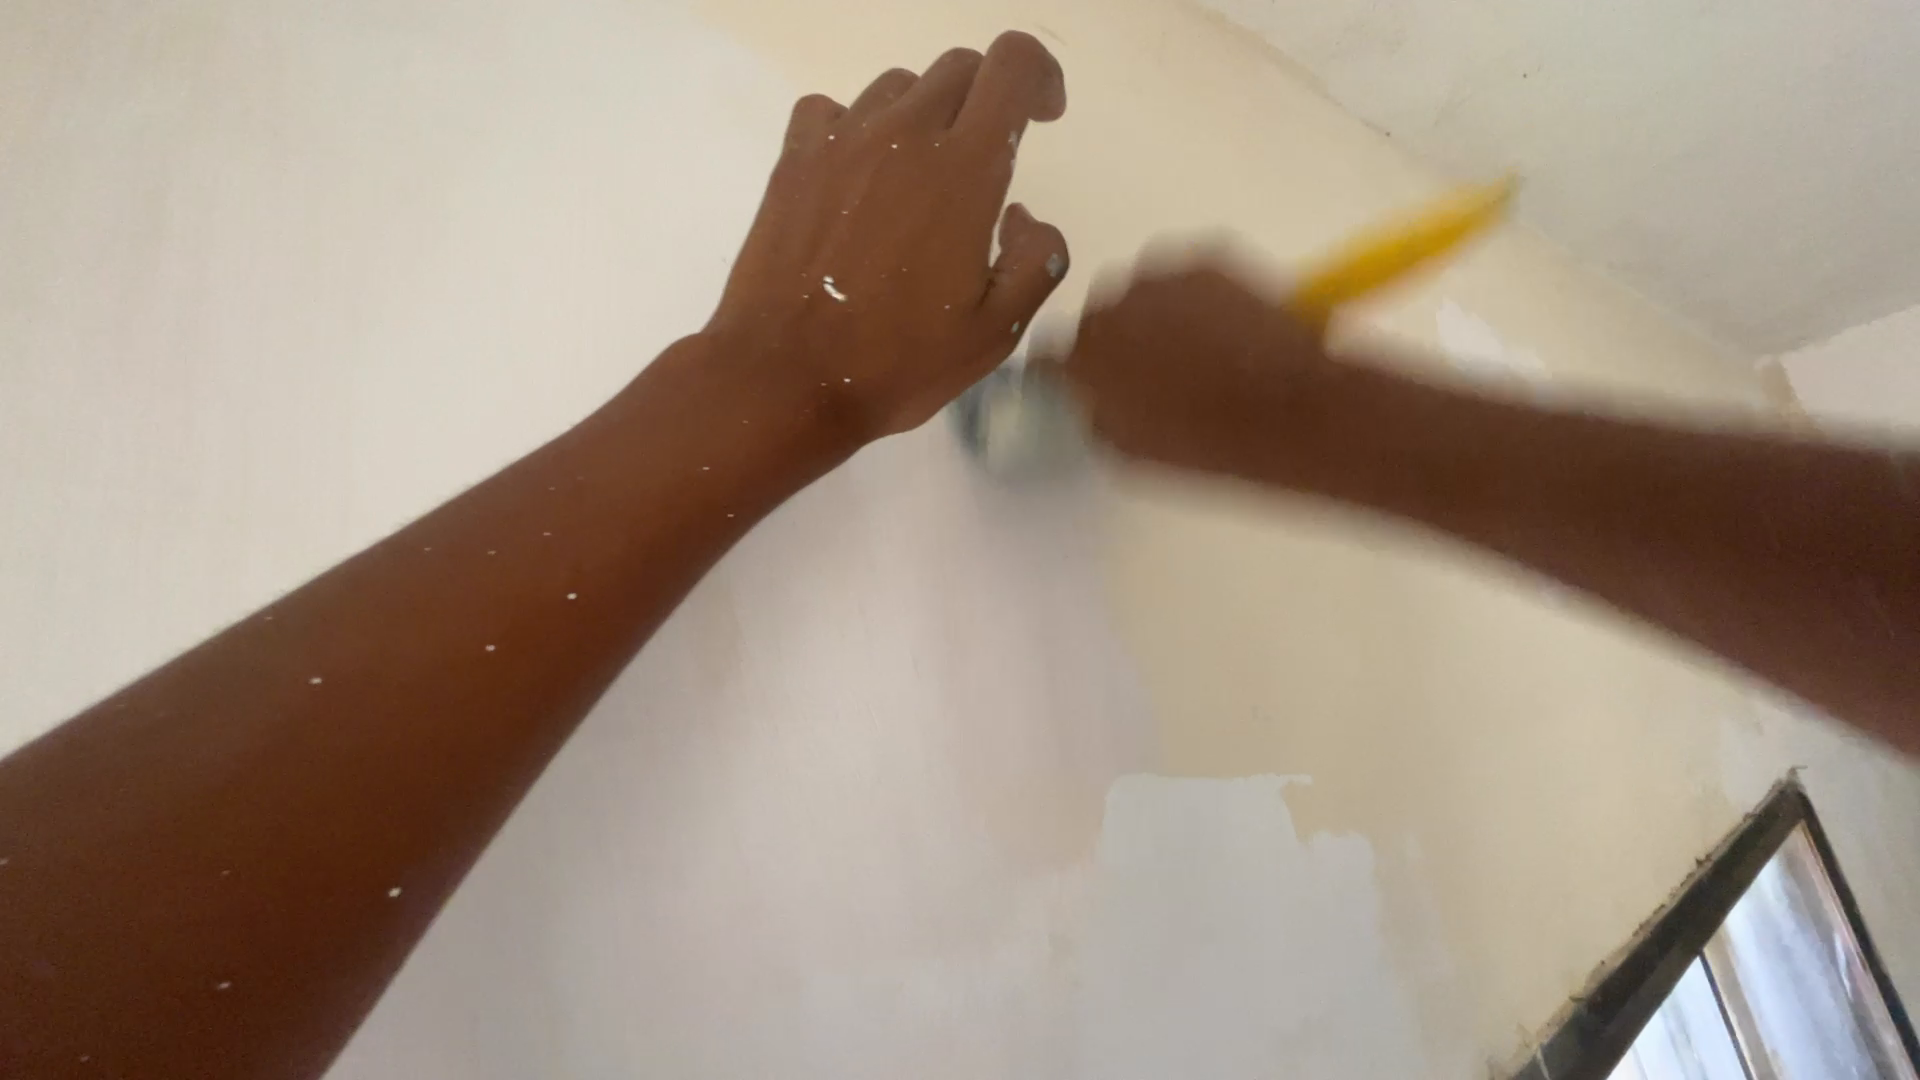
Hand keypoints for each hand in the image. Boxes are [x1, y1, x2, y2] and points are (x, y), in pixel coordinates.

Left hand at [706, 32, 1070, 442]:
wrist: (788, 380)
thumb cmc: (898, 364)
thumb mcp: (995, 333)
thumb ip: (1036, 262)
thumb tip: (1022, 218)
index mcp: (963, 172)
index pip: (1012, 66)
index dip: (1039, 76)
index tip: (1043, 116)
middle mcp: (903, 136)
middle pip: (957, 70)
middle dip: (987, 101)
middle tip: (985, 162)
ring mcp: (840, 142)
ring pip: (897, 88)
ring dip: (924, 118)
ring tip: (919, 182)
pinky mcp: (793, 161)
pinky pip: (832, 111)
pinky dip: (858, 130)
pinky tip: (859, 180)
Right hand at [1049, 260, 1332, 474]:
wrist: (1284, 408)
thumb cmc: (1199, 441)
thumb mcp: (1127, 448)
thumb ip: (1097, 413)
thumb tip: (1094, 399)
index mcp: (1083, 356)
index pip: (1050, 357)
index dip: (1064, 372)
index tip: (1079, 385)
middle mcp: (1110, 305)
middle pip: (1100, 319)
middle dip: (1118, 341)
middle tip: (1151, 372)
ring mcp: (1161, 276)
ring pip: (1144, 293)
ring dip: (1156, 315)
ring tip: (1193, 349)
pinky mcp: (1208, 258)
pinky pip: (1187, 279)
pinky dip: (1197, 299)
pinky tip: (1224, 330)